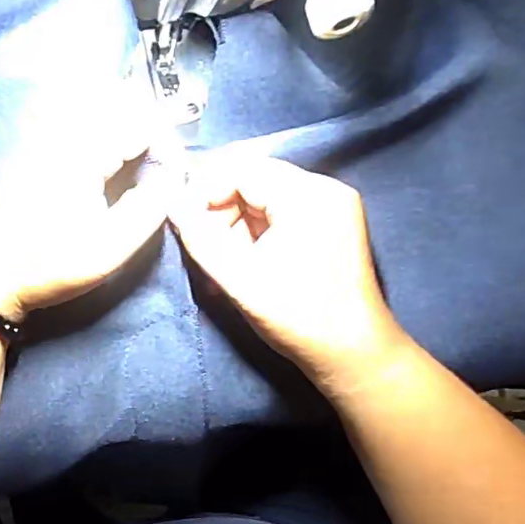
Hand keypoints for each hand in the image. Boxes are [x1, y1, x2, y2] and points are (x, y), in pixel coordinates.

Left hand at [0, 79, 169, 320]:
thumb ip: (152, 206)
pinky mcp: (31, 145)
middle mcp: (62, 127)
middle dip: (151, 129)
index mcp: (84, 148)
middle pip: (120, 100)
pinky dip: (100, 123)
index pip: (144, 121)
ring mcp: (42, 133)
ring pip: (96, 100)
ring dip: (126, 122)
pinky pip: (73, 112)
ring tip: (139, 161)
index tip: (175, 179)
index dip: (169, 147)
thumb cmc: (49, 264)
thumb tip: (172, 176)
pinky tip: (105, 156)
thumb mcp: (112, 246)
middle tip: (161, 169)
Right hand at [170, 153, 407, 393]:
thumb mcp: (239, 278)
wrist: (352, 354)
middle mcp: (325, 190)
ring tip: (223, 266)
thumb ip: (200, 238)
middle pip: (255, 181)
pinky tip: (244, 263)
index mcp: (308, 195)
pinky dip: (258, 234)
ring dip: (237, 226)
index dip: (204, 191)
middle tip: (202, 248)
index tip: (181, 220)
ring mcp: (333, 207)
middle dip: (221, 211)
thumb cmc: (298, 317)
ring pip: (266, 199)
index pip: (242, 169)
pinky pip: (283, 215)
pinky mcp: (333, 226)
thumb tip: (172, 204)